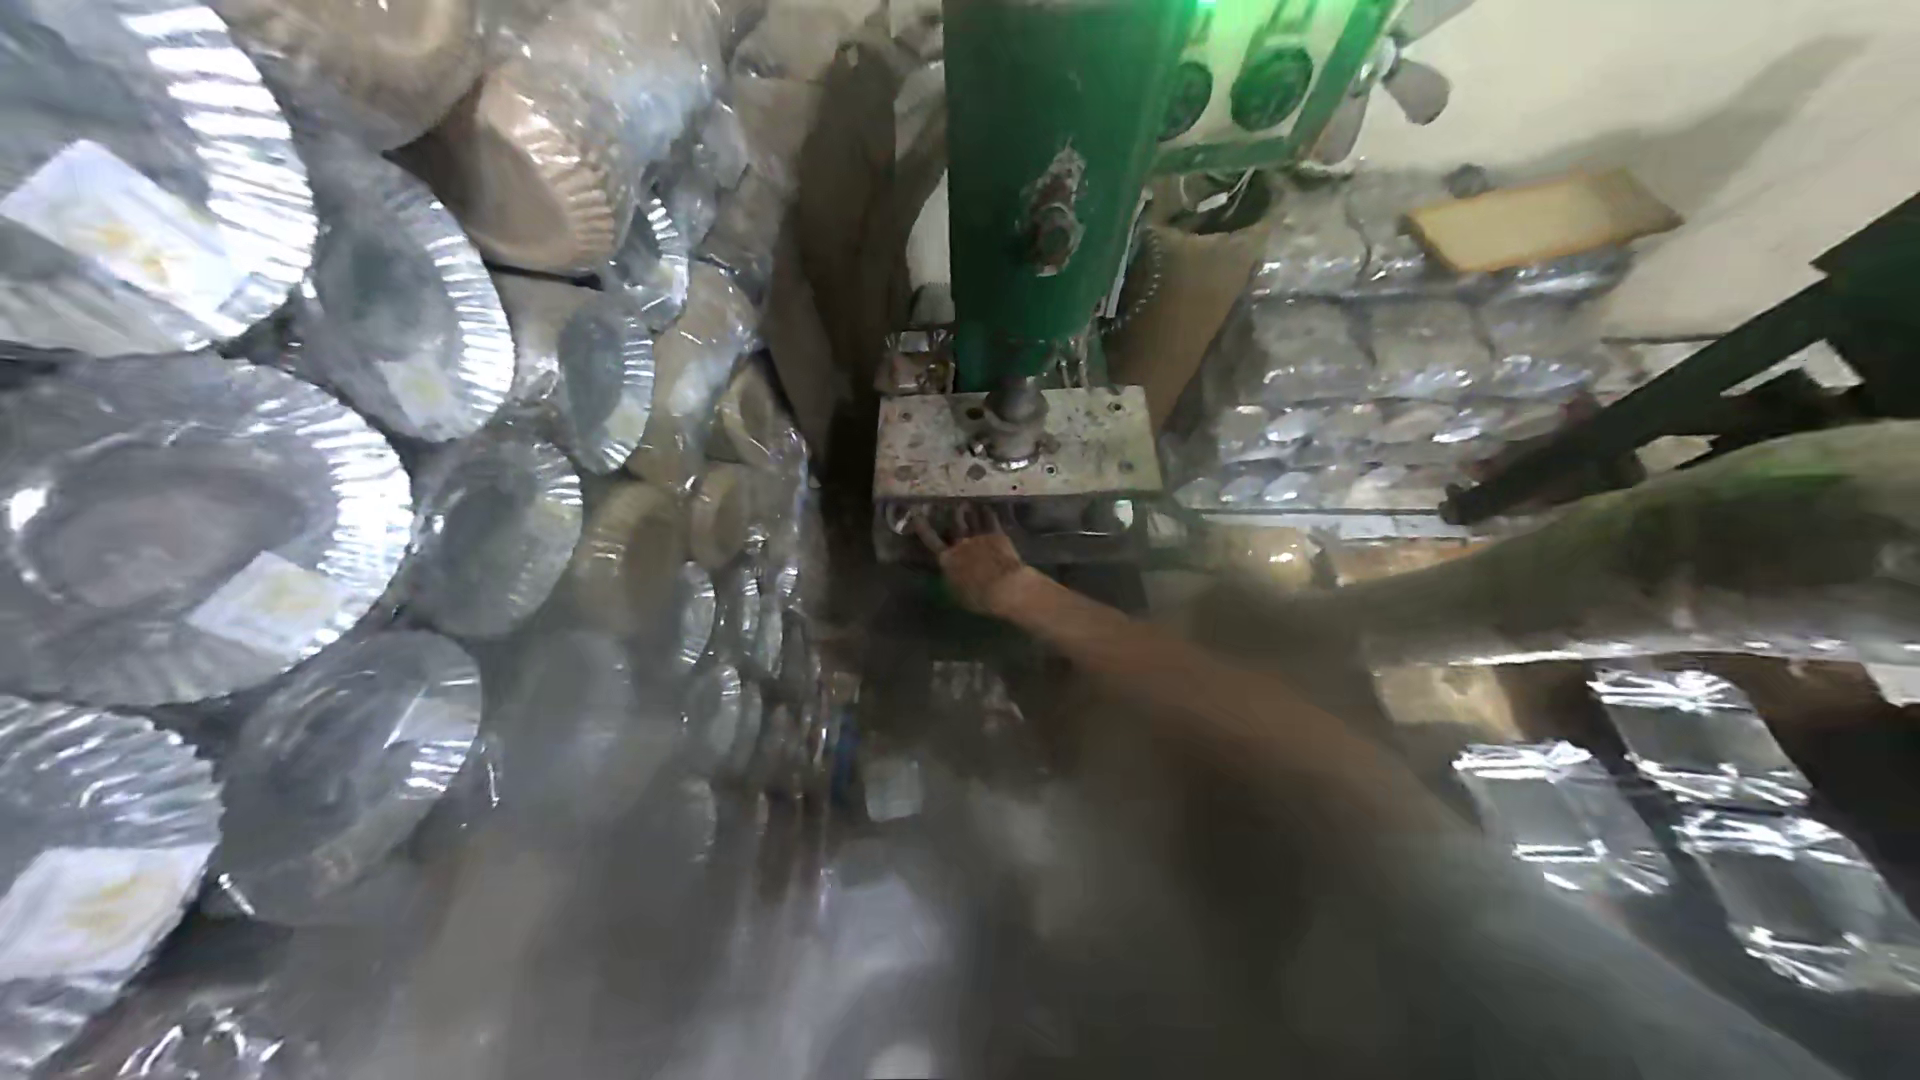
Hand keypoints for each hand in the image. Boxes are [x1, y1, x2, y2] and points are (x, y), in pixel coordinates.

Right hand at [912, 505, 1032, 616]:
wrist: (1005, 587)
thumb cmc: (978, 597)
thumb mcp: (956, 593)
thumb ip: (950, 578)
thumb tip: (947, 572)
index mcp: (947, 558)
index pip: (930, 539)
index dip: (922, 527)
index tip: (916, 514)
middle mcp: (960, 543)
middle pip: (953, 524)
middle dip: (950, 514)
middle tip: (949, 505)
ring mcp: (978, 536)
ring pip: (970, 518)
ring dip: (967, 510)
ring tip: (965, 503)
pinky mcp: (996, 534)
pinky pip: (990, 519)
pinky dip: (986, 513)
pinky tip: (986, 508)